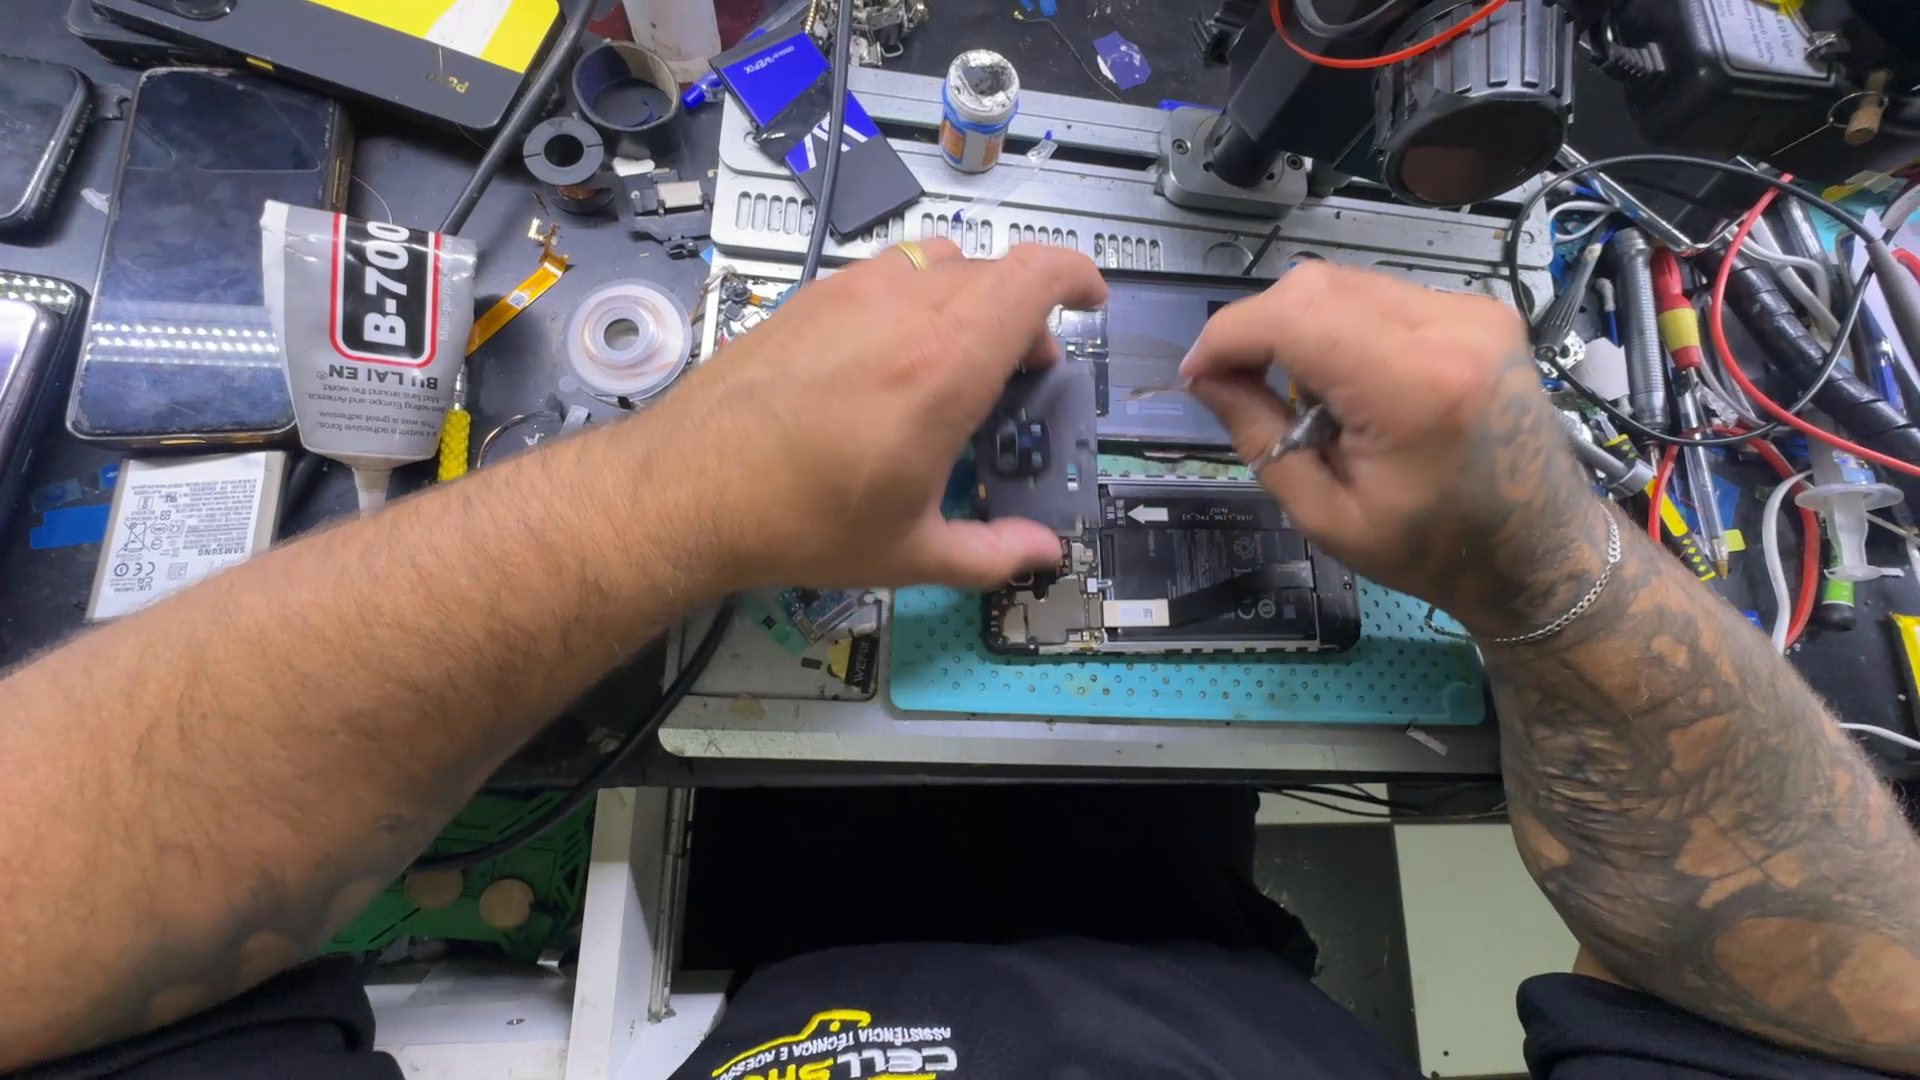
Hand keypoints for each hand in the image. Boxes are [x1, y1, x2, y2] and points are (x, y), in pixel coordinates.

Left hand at [650, 240, 1107, 589]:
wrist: (688, 490)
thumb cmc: (802, 522)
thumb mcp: (911, 552)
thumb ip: (993, 552)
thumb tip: (1042, 553)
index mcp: (945, 368)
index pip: (1034, 277)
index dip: (1077, 275)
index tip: (1090, 299)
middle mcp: (903, 312)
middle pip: (994, 274)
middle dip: (1026, 315)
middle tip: (1020, 373)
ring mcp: (850, 295)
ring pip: (940, 263)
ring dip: (971, 300)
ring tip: (959, 358)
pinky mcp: (810, 298)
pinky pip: (887, 273)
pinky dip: (918, 297)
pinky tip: (893, 355)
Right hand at [1181, 263, 1607, 635]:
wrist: (1535, 546)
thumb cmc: (1428, 547)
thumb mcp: (1321, 511)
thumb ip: (1257, 435)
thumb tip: (1205, 378)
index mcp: (1415, 387)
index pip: (1294, 316)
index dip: (1226, 336)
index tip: (1196, 375)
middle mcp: (1451, 328)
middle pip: (1312, 285)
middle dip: (1253, 329)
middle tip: (1232, 384)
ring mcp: (1470, 311)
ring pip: (1339, 283)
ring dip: (1291, 328)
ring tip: (1292, 392)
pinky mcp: (1473, 311)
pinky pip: (1373, 296)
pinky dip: (1331, 328)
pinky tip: (1336, 380)